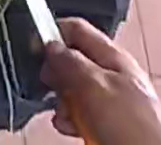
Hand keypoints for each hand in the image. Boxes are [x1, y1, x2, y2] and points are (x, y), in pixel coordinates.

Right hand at [41, 18, 160, 144]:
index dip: (53, 31)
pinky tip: (68, 128)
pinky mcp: (113, 130)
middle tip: (45, 84)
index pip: (78, 29)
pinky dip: (73, 119)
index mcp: (113, 57)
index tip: (32, 46)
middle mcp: (114, 75)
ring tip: (59, 114)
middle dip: (57, 71)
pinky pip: (86, 116)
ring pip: (78, 90)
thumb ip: (70, 62)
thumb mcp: (94, 87)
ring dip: (63, 99)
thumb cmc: (128, 126)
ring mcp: (115, 103)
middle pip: (76, 60)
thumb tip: (50, 44)